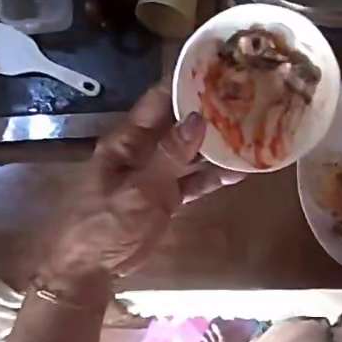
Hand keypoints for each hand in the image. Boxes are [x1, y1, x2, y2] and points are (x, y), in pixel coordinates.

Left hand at [35, 87, 233, 301]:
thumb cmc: (106, 225)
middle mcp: (142, 151)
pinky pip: (191, 181)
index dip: (185, 84)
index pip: (158, 101)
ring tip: (251, 132)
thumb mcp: (140, 190)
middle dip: (208, 113)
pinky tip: (239, 173)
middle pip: (179, 125)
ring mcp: (154, 175)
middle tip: (246, 99)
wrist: (89, 271)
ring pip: (189, 153)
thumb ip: (170, 155)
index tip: (218, 69)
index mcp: (127, 141)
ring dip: (215, 147)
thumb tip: (198, 117)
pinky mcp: (164, 198)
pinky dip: (212, 177)